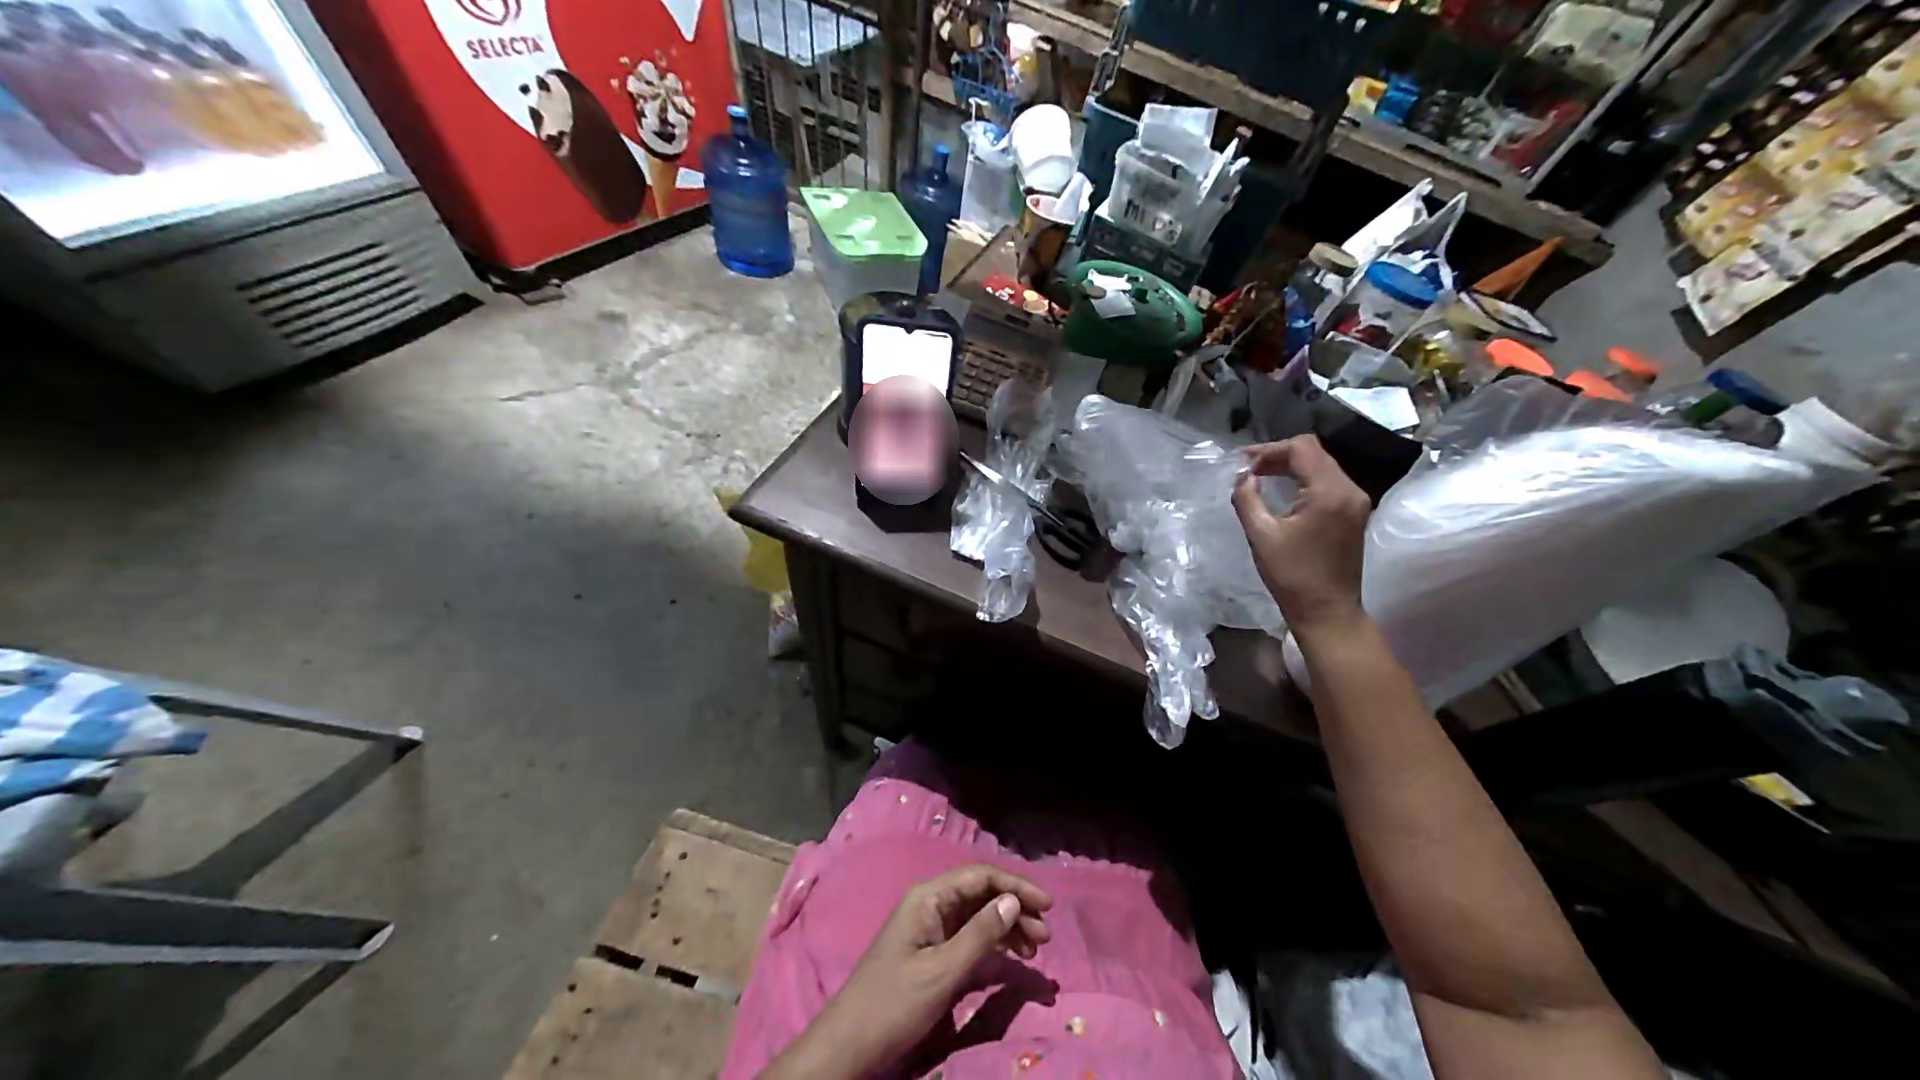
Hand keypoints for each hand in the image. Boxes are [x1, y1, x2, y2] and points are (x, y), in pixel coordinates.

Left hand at [766, 864, 1051, 1079]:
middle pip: (981, 894)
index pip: (979, 876)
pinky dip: (993, 945)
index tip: (1047, 906)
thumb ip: (980, 935)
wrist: (850, 1044)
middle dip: (1015, 908)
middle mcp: (930, 905)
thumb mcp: (942, 972)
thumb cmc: (894, 1004)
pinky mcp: (931, 952)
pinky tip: (1012, 958)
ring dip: (1007, 927)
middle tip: (1045, 936)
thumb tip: (1013, 901)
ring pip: (978, 916)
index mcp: (928, 898)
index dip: (1015, 886)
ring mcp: (930, 928)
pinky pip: (969, 937)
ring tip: (1035, 949)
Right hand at [1232, 435, 1371, 634]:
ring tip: (1260, 477)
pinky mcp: (1354, 514)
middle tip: (1247, 469)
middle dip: (1279, 456)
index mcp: (1329, 492)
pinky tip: (1282, 492)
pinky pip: (1328, 483)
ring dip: (1290, 467)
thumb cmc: (1292, 576)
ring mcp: (1356, 502)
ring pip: (1321, 467)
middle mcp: (1349, 490)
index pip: (1303, 448)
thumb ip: (1247, 498)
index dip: (1270, 449)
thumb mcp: (1261, 535)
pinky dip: (1303, 480)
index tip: (1243, 463)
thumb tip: (1242, 476)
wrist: (1328, 611)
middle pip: (1314, 454)